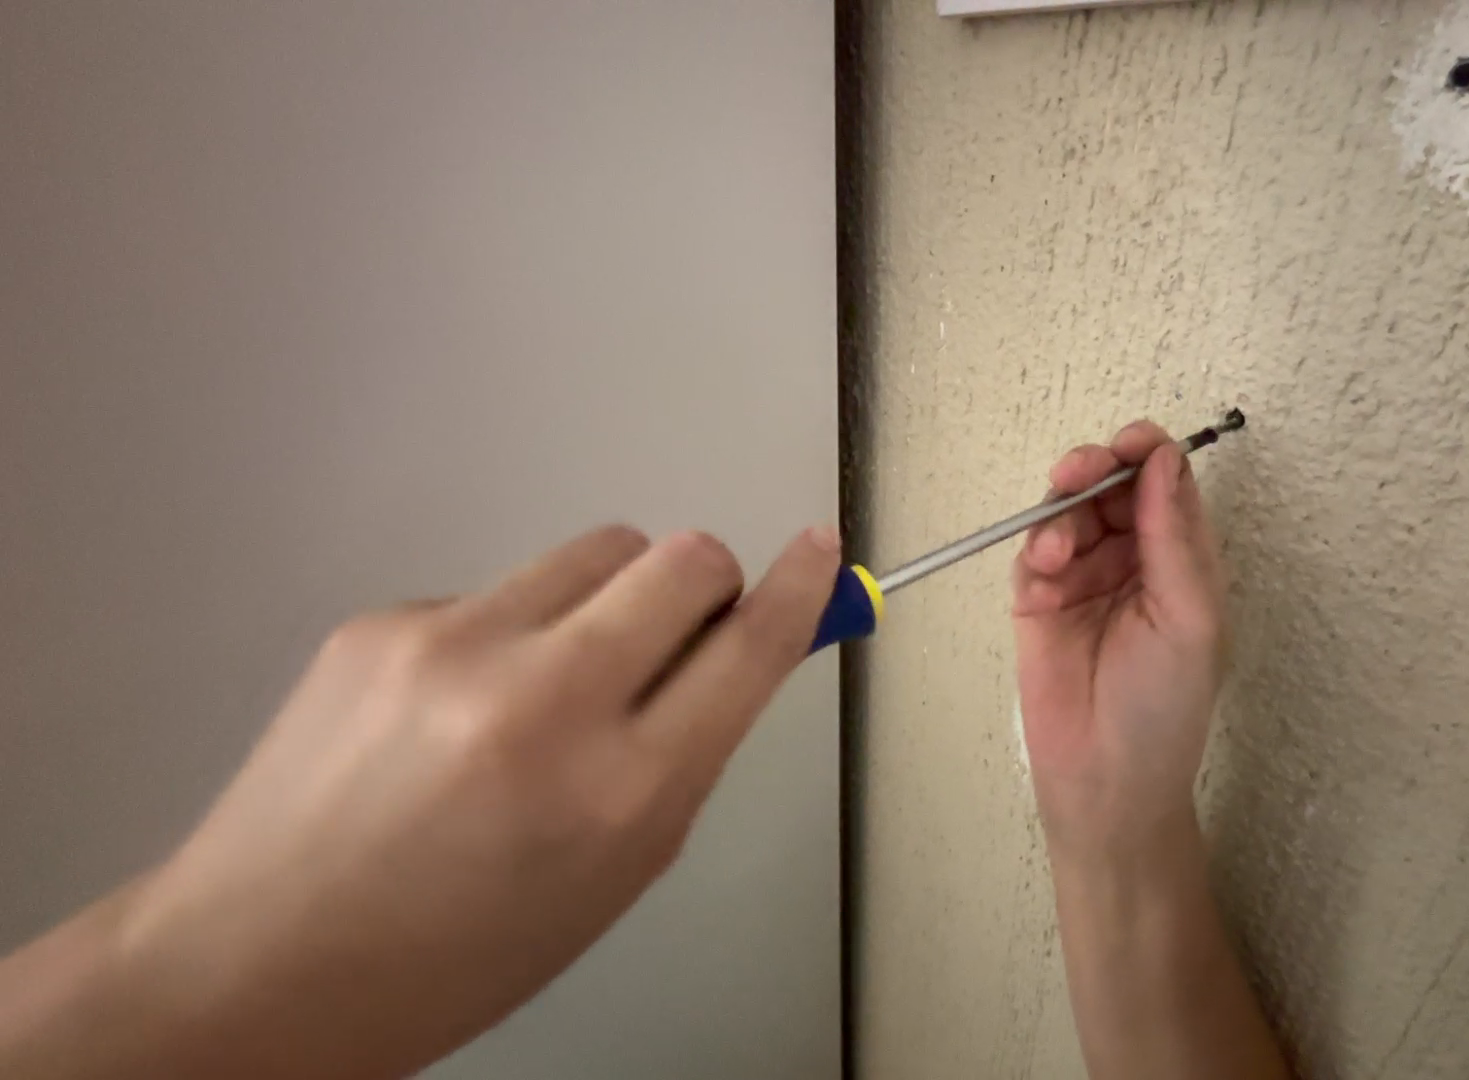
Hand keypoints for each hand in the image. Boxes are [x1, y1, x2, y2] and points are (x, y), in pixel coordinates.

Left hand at [24, 524, 838, 1079]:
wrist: (254, 975)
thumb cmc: (484, 939)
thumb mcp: (629, 858)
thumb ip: (698, 738)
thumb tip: (745, 639)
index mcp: (622, 787)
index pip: (748, 649)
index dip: (799, 587)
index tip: (822, 542)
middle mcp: (544, 699)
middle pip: (683, 558)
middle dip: (708, 580)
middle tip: (683, 628)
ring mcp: (452, 647)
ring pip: (604, 547)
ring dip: (619, 593)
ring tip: (566, 668)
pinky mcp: (382, 619)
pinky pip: (511, 586)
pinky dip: (524, 626)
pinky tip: (466, 700)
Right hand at [1012, 420, 1226, 860]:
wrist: (1103, 775)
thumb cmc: (1162, 703)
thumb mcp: (1189, 617)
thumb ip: (1173, 536)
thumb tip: (1163, 457)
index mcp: (1179, 558)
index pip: (1164, 486)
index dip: (1148, 455)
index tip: (1129, 444)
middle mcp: (1132, 558)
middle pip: (1109, 488)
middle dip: (1093, 471)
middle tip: (1076, 472)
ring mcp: (1082, 575)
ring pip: (1067, 512)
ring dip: (1060, 513)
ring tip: (1057, 551)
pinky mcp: (1038, 596)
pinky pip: (1035, 550)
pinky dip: (1038, 547)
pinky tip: (1046, 567)